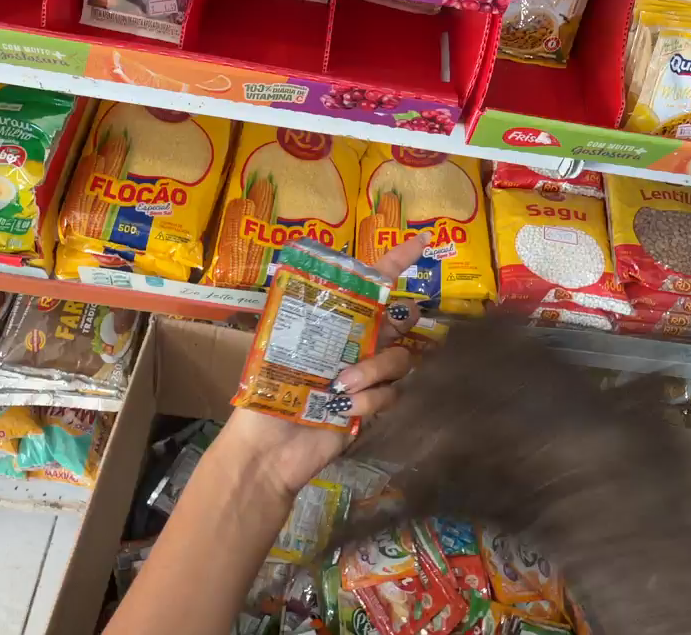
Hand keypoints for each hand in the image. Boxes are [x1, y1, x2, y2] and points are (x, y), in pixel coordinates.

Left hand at [218, 234, 429, 500]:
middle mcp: (356, 343)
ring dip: (374, 369)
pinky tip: (346, 409)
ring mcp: (368, 375)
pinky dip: (371, 398)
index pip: (371, 285)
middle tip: (396, 321)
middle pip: (397, 320)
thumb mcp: (279, 342)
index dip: (398, 260)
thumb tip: (305, 265)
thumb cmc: (266, 391)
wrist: (270, 449)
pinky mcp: (373, 405)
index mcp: (334, 322)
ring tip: (342, 384)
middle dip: (402, 318)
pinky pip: (392, 392)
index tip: (424, 239)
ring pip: (398, 357)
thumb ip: (301, 311)